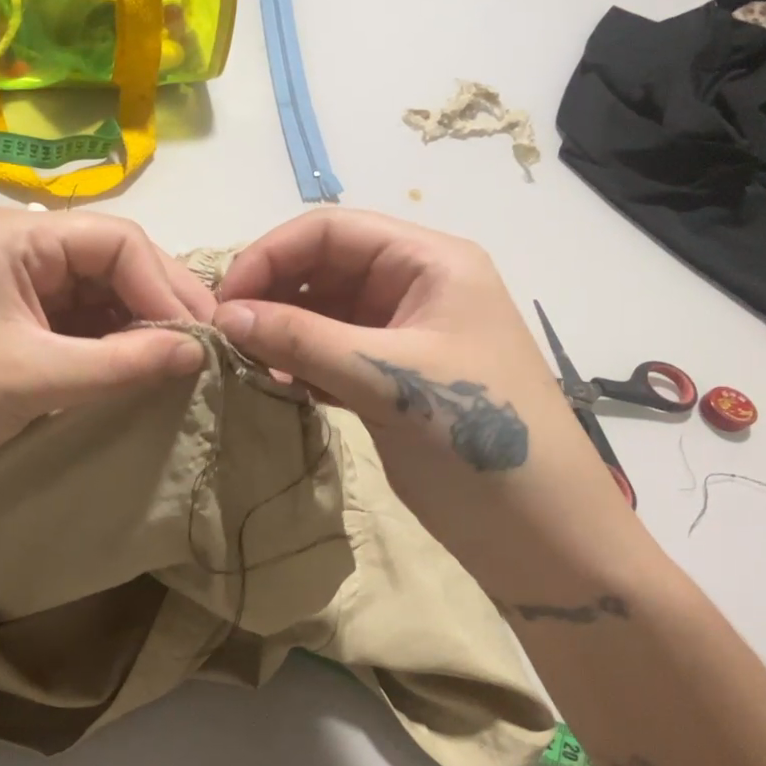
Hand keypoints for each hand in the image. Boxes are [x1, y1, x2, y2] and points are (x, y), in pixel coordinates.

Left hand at [0, 208, 213, 492]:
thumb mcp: (35, 379)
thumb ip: (121, 363)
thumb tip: (198, 352)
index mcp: (16, 237)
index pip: (115, 241)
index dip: (164, 285)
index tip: (201, 336)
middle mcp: (22, 248)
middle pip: (113, 261)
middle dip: (159, 302)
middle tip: (208, 347)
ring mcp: (21, 285)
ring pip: (102, 292)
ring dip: (142, 325)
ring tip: (185, 361)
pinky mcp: (21, 321)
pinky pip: (82, 321)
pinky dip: (115, 343)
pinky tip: (146, 367)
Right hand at [210, 209, 633, 578]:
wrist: (541, 535)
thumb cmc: (477, 439)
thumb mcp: (387, 380)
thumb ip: (302, 340)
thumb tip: (224, 315)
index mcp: (430, 263)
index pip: (331, 230)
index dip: (271, 255)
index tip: (224, 301)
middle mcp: (413, 287)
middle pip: (322, 267)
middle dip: (270, 293)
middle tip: (224, 335)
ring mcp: (401, 336)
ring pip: (320, 312)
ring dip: (279, 331)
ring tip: (242, 362)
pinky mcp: (390, 379)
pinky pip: (327, 353)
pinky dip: (296, 363)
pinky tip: (271, 384)